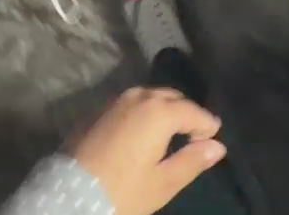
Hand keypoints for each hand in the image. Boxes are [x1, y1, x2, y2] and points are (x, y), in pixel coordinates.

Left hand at [69, 87, 225, 214]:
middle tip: (194, 135)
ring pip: (150, 96)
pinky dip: (144, 111)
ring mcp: (116, 99)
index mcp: (158, 111)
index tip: (214, 136)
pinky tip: (144, 132)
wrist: (71, 193)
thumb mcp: (162, 183)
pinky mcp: (100, 108)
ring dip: (164, 109)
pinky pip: (131, 103)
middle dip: (186, 112)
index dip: (206, 123)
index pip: (192, 110)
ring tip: (171, 133)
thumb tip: (217, 146)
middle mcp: (139, 96)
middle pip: (171, 97)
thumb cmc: (123, 191)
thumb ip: (192, 161)